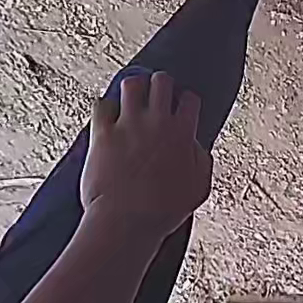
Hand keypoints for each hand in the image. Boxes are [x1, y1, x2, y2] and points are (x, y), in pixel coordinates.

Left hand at [79, 72, 211, 245]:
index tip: (180, 108)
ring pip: (131, 84)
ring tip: (130, 100)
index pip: (189, 99)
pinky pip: (101, 104)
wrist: (126, 222)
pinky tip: (106, 118)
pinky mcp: (102, 132)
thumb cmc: (162, 211)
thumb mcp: (198, 188)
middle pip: (162, 80)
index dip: (185, 101)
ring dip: (132, 90)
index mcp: (182, 133)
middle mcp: (157, 122)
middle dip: (160, 85)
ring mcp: (128, 124)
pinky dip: (103, 108)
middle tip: (155, 96)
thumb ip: (201, 159)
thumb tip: (196, 144)